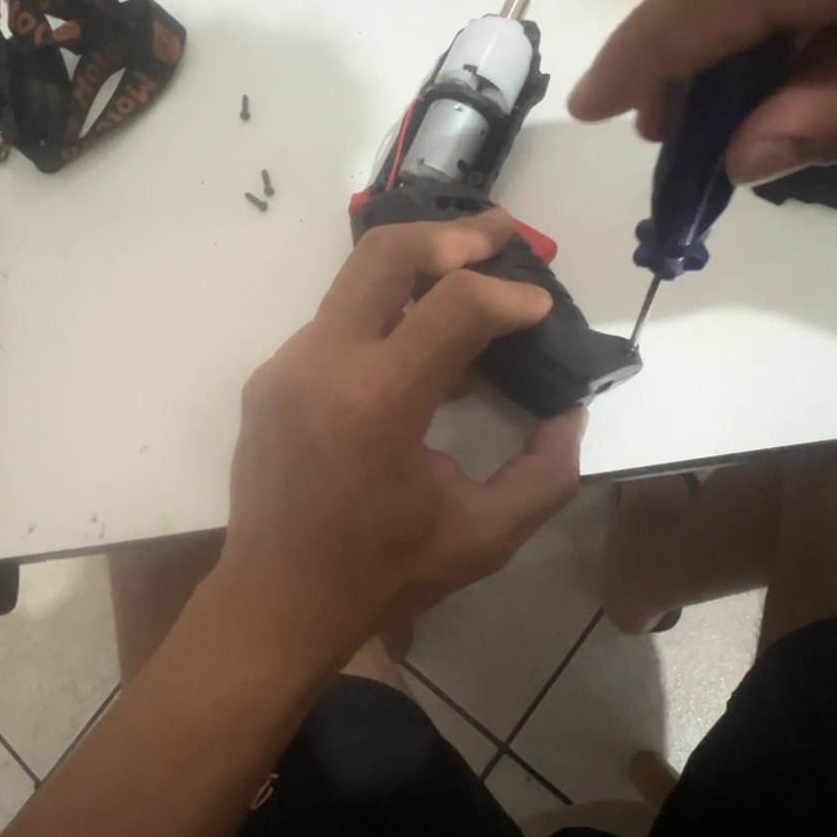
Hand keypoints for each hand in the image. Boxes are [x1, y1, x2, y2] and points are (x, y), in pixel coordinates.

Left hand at [210, 209, 587, 661]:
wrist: (275, 602)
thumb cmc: (382, 574)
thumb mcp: (484, 536)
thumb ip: (545, 473)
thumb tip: (568, 413)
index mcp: (376, 403)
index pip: (454, 304)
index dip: (509, 296)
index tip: (540, 309)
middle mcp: (321, 366)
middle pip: (386, 253)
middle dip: (454, 235)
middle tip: (501, 235)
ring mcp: (285, 367)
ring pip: (354, 283)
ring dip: (417, 274)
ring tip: (468, 294)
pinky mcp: (268, 379)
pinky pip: (334, 326)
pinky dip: (383, 321)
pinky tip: (416, 359)